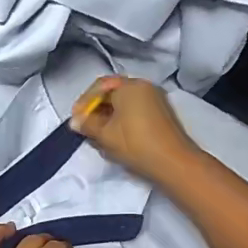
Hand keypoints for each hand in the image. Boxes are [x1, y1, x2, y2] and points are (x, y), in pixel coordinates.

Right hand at [68, 76, 203, 185]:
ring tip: (98, 135)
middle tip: (85, 127)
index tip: (76, 119)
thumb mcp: (105, 135)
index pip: (100, 86)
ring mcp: (155, 99)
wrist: (173, 162)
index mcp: (130, 86)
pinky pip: (135, 110)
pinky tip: (115, 136)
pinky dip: (122, 120)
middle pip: (113, 93)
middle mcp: (144, 86)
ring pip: (124, 103)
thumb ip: (87, 124)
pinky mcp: (161, 113)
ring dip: (108, 117)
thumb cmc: (135, 143)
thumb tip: (75, 121)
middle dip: (96, 110)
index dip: (84, 102)